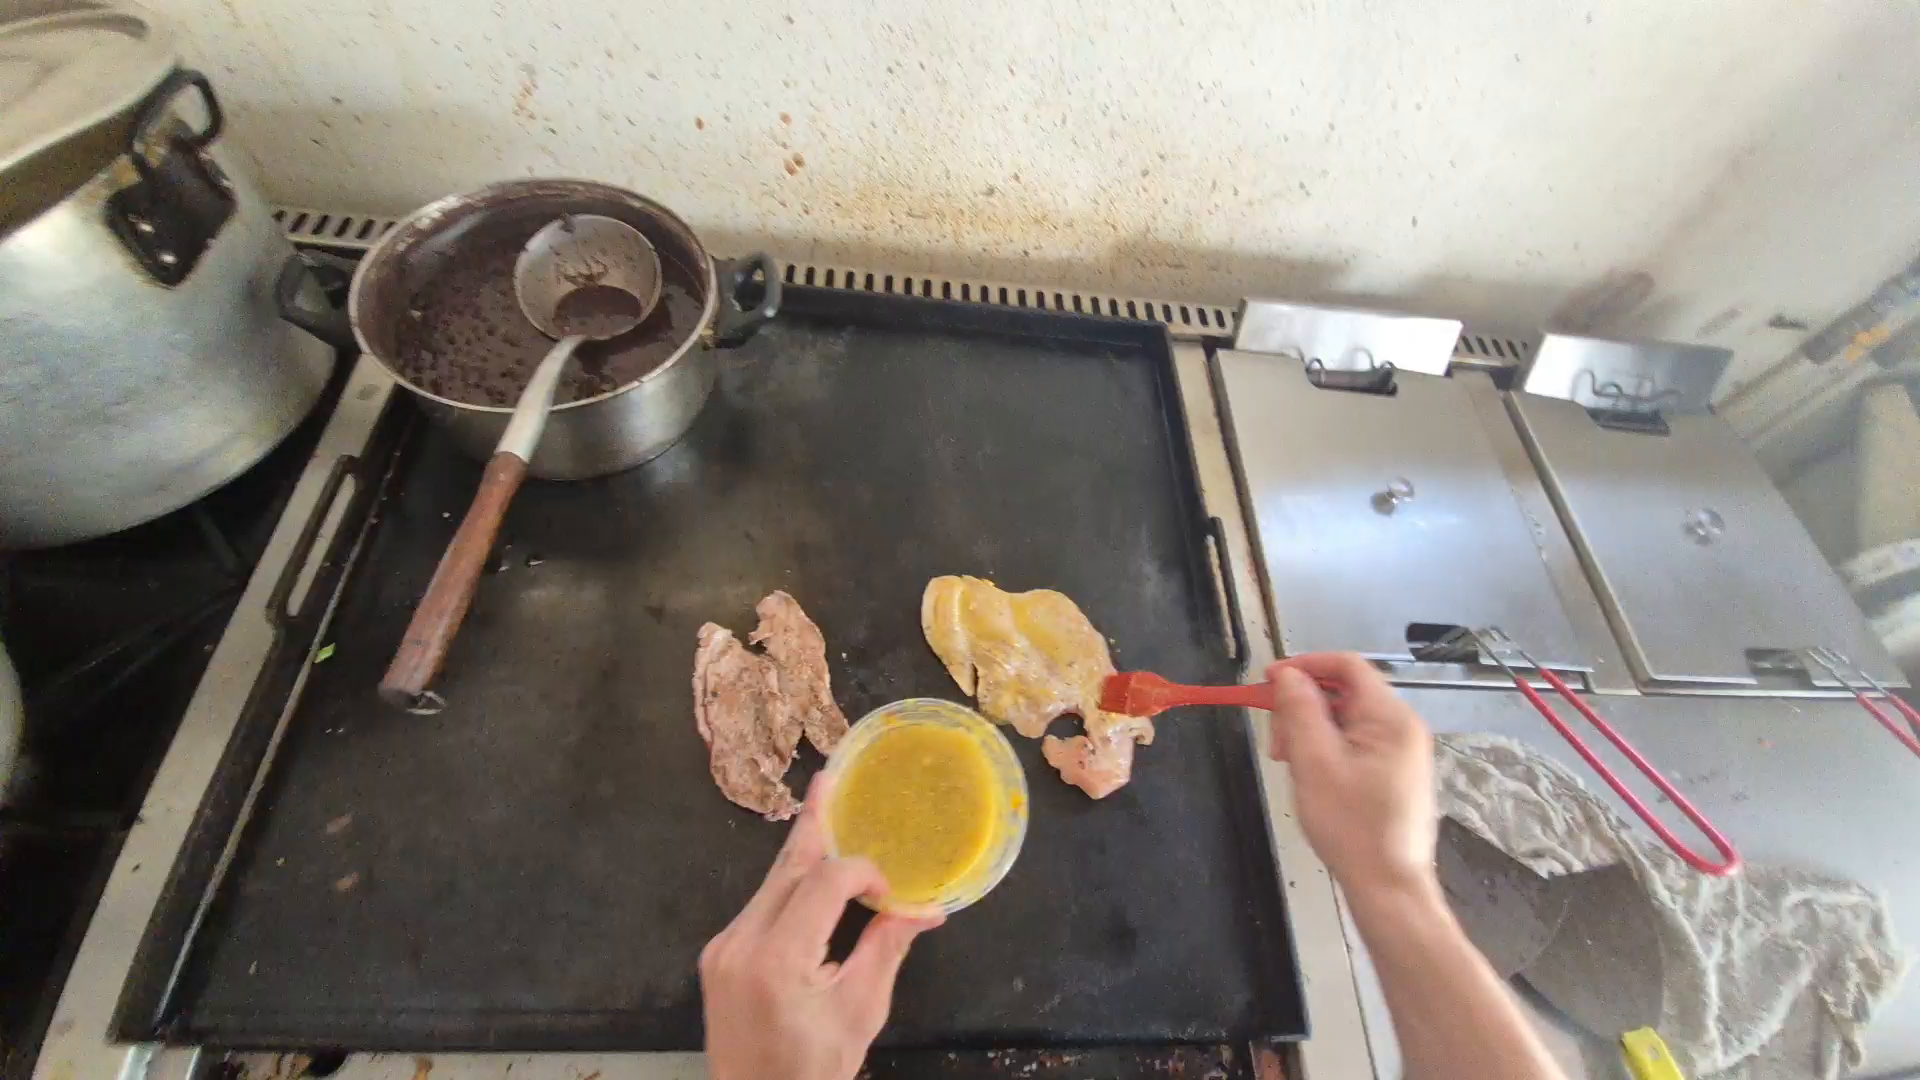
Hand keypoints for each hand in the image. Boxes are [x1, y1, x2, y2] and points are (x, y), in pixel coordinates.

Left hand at [701, 778, 943, 1079]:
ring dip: (805, 849)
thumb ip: (888, 948)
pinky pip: (762, 901)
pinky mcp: (720, 951)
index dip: (861, 872)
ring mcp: (724, 945)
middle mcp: (741, 942)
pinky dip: (792, 881)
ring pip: (773, 879)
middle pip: (788, 866)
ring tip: (824, 804)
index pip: (824, 882)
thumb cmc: (814, 1069)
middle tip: (830, 775)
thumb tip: (931, 908)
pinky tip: (811, 866)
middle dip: (814, 820)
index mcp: (778, 960)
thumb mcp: (860, 1012)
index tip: (888, 892)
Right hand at [1266, 653, 1436, 896]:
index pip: (1346, 665)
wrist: (1387, 887)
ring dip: (1307, 729)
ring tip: (1288, 761)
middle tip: (1275, 740)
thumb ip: (1299, 709)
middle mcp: (1401, 727)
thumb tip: (1286, 673)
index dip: (1303, 665)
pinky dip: (1322, 746)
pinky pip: (1351, 740)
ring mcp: (1399, 750)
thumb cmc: (1350, 823)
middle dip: (1300, 706)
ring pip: (1341, 717)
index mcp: (1390, 718)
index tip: (1266, 681)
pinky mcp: (1392, 771)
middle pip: (1341, 691)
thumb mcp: (1314, 760)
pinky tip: (1308, 772)